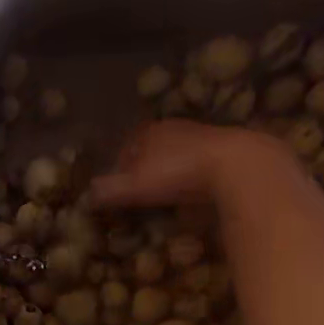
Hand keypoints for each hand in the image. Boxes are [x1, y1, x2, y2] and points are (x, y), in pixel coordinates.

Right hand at [92, 120, 316, 216]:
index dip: (122, 164)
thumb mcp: (136, 185)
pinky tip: (196, 194)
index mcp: (152, 131)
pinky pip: (202, 165)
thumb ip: (110, 189)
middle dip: (147, 166)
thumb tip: (87, 196)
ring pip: (180, 155)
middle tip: (141, 191)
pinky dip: (195, 178)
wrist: (237, 166)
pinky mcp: (228, 151)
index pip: (129, 143)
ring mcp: (205, 137)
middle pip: (155, 148)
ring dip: (172, 171)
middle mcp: (177, 128)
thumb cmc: (178, 172)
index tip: (119, 184)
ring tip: (167, 194)